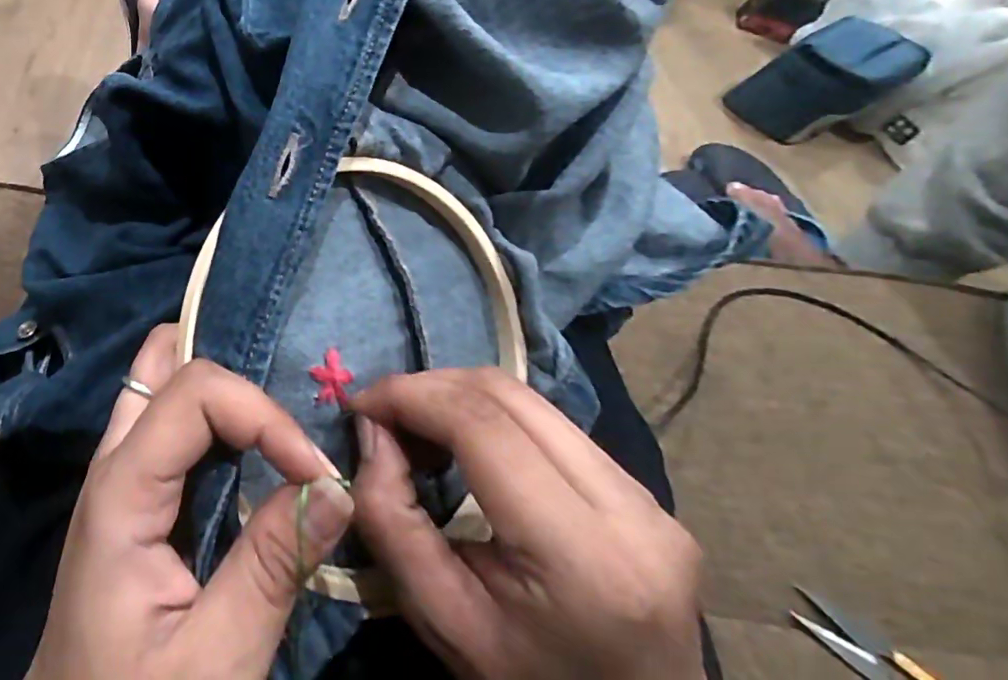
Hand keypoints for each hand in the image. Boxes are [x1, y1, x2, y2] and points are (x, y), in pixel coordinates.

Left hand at [28, 324, 354, 679]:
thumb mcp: (214, 660)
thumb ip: (271, 566)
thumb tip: (336, 487)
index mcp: (121, 490)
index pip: (194, 392)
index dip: (262, 413)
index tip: (316, 471)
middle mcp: (113, 461)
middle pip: (163, 361)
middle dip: (234, 367)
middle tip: (292, 418)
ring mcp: (119, 474)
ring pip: (164, 384)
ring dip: (226, 389)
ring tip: (282, 425)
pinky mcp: (134, 496)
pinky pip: (172, 424)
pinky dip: (218, 417)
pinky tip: (254, 447)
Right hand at [350, 369, 704, 679]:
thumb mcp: (440, 619)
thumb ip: (391, 520)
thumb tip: (372, 429)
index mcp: (584, 555)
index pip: (483, 426)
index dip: (411, 396)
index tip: (360, 405)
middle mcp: (630, 509)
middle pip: (508, 396)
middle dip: (430, 387)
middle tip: (382, 414)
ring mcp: (647, 497)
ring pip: (530, 399)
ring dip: (458, 397)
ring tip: (416, 428)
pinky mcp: (645, 492)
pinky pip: (550, 423)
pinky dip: (491, 416)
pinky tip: (463, 444)